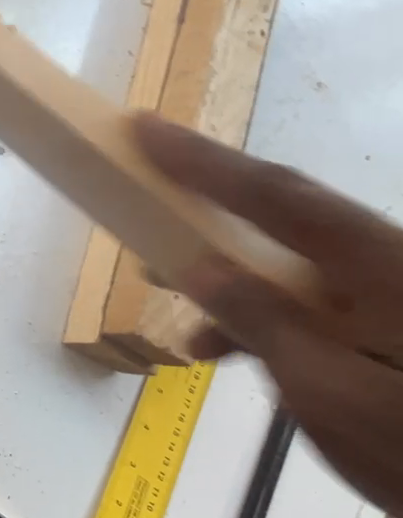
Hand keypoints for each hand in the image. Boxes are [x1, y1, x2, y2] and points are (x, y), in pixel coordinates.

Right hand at [134, 115, 402, 517]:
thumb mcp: (327, 391)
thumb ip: (262, 322)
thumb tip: (196, 265)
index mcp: (386, 270)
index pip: (277, 196)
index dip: (203, 161)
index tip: (142, 126)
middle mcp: (397, 268)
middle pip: (293, 218)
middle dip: (211, 211)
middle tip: (146, 208)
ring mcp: (400, 298)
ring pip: (302, 262)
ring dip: (234, 277)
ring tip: (182, 312)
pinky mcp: (400, 326)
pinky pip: (322, 297)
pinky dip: (268, 312)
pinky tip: (230, 351)